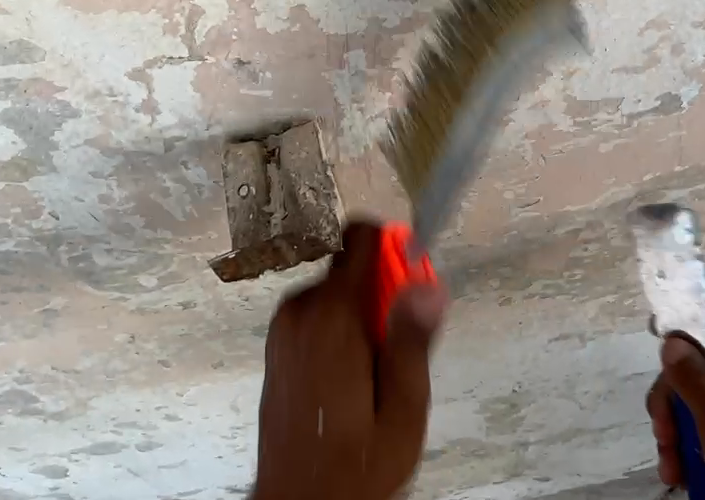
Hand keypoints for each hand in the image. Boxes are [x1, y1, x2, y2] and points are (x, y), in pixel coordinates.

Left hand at [254, 221, 448, 499]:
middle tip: (398, 351)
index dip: (394, 247)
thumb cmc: (354, 466)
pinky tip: (350, 378)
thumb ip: (413, 340)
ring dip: (361, 315)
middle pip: (352, 267)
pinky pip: (317, 313)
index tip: (413, 277)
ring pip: (336, 292)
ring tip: (373, 374)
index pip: (361, 238)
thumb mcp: (402, 411)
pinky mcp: (277, 342)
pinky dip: (339, 328)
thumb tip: (428, 283)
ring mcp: (283, 325)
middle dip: (382, 294)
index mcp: (332, 316)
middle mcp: (300, 309)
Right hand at [646, 300, 704, 499]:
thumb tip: (672, 339)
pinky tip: (683, 474)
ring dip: (676, 429)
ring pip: (696, 399)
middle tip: (663, 432)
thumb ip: (695, 382)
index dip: (682, 318)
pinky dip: (691, 447)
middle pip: (695, 364)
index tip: (654, 338)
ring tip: (672, 467)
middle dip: (670, 396)